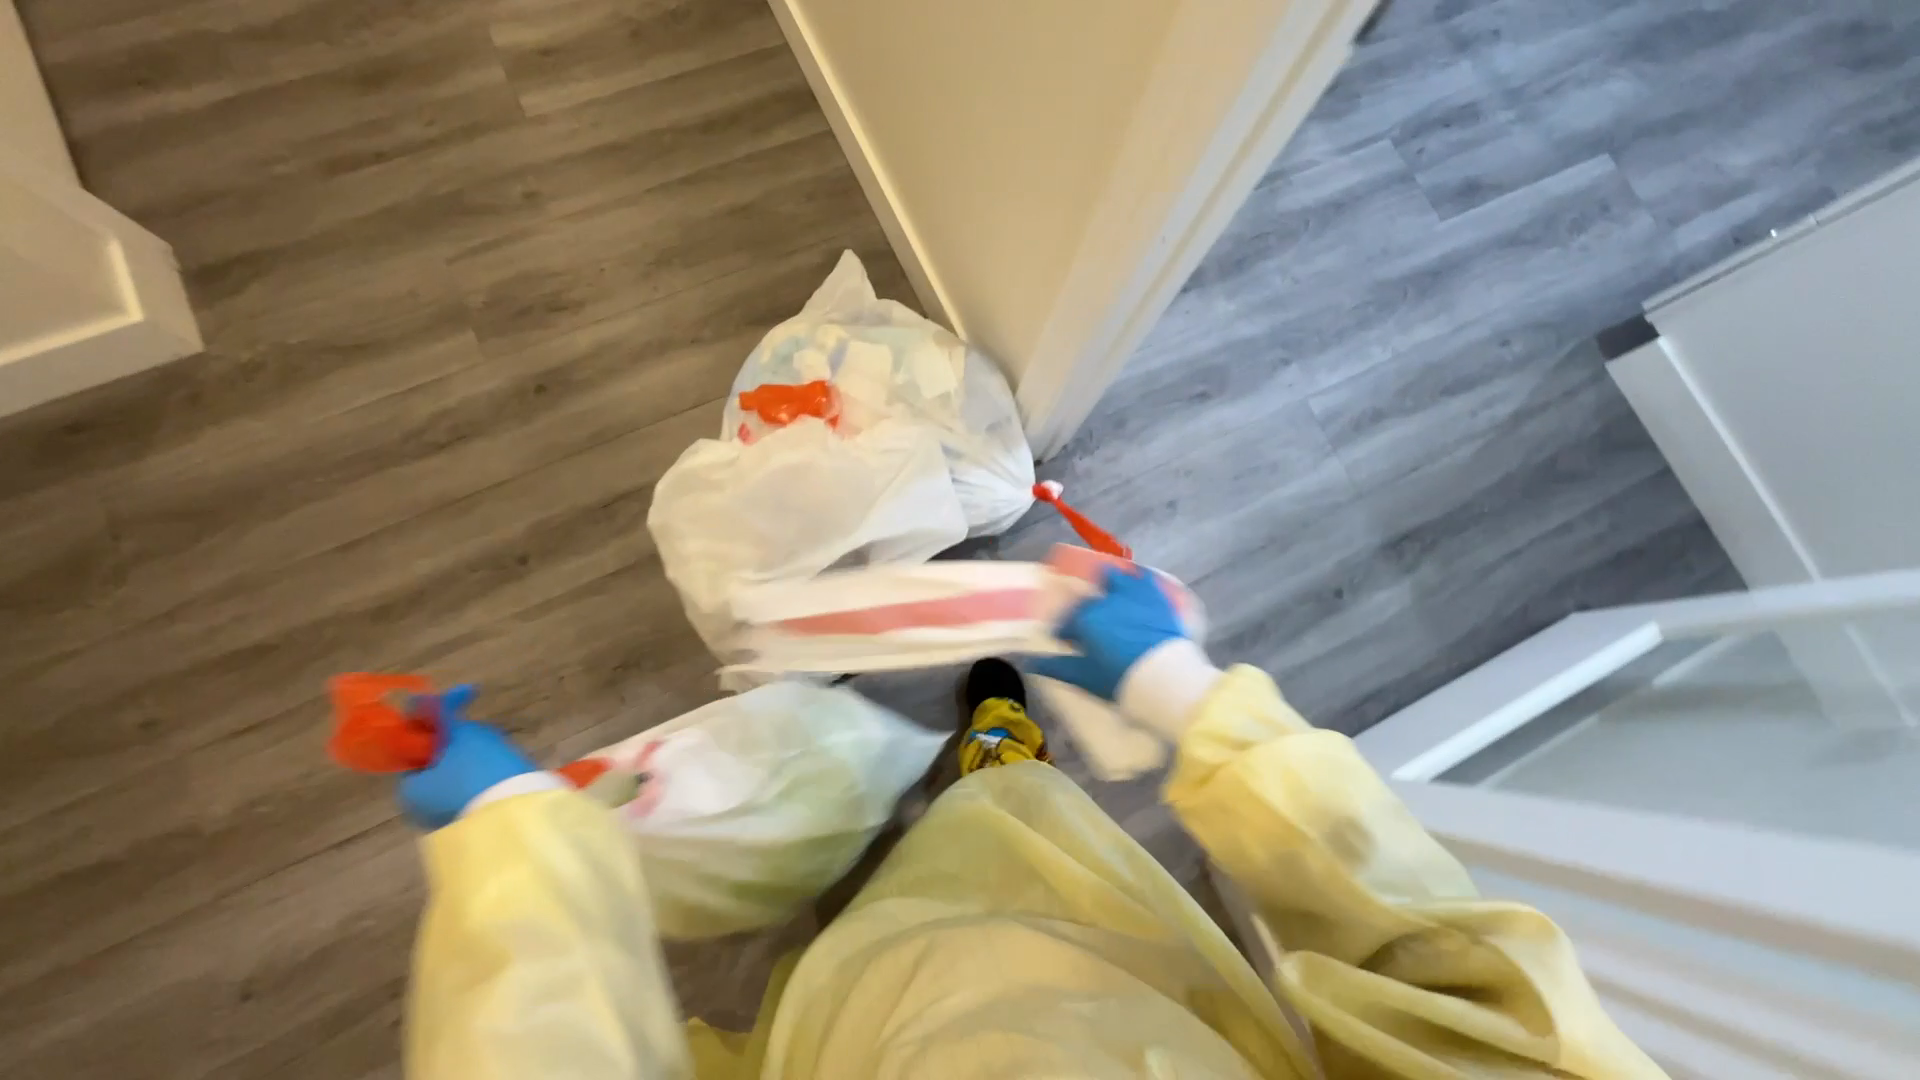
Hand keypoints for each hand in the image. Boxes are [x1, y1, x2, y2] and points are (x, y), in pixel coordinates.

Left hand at [397, 684, 539, 828]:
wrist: (516, 811)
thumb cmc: (481, 770)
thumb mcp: (461, 734)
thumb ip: (440, 716)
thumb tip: (418, 698)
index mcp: (408, 790)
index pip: (419, 753)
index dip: (439, 735)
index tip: (462, 726)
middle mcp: (421, 811)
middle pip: (440, 767)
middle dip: (460, 751)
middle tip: (485, 740)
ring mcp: (448, 821)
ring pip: (460, 782)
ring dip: (476, 765)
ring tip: (499, 756)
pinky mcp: (474, 825)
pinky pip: (475, 796)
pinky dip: (486, 782)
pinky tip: (504, 776)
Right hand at [1029, 565, 1185, 700]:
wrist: (1167, 680)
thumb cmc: (1121, 680)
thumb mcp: (1084, 677)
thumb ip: (1055, 667)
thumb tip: (1029, 663)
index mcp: (1084, 619)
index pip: (1065, 622)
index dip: (1065, 633)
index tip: (1068, 643)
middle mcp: (1104, 600)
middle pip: (1087, 600)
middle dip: (1085, 612)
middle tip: (1091, 629)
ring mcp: (1132, 594)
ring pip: (1113, 577)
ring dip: (1106, 584)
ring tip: (1109, 598)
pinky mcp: (1156, 595)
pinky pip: (1143, 576)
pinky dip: (1136, 578)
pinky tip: (1136, 582)